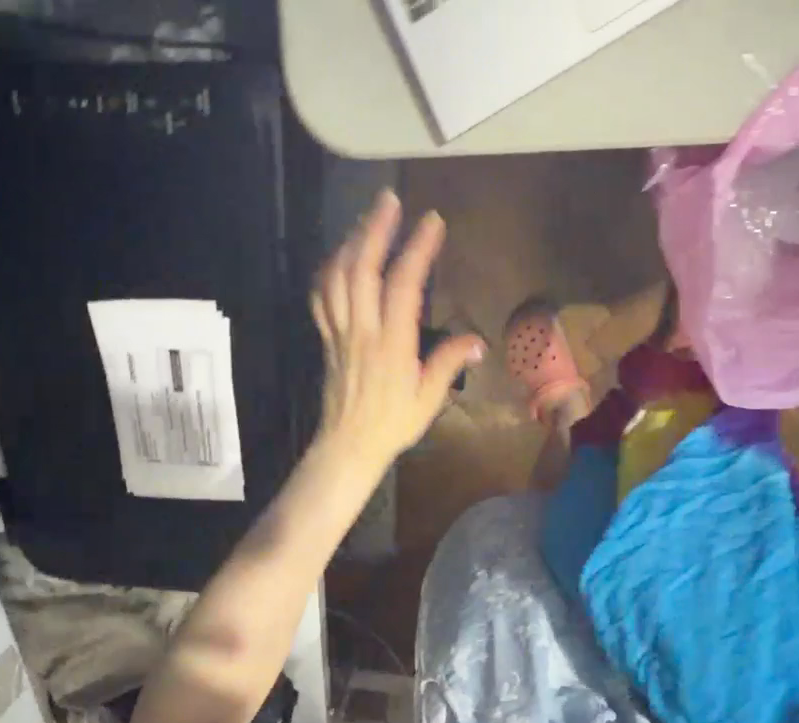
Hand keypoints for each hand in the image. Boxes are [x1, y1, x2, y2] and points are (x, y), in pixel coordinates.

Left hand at [311, 188, 484, 466]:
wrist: (347, 446)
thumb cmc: (392, 425)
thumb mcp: (429, 399)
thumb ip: (448, 363)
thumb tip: (477, 341)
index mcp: (392, 344)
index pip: (403, 285)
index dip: (417, 249)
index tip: (432, 222)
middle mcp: (362, 331)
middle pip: (362, 269)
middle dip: (375, 229)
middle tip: (389, 200)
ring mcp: (339, 333)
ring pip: (337, 278)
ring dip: (351, 242)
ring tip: (367, 219)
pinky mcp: (326, 340)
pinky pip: (321, 298)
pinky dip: (328, 271)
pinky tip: (339, 256)